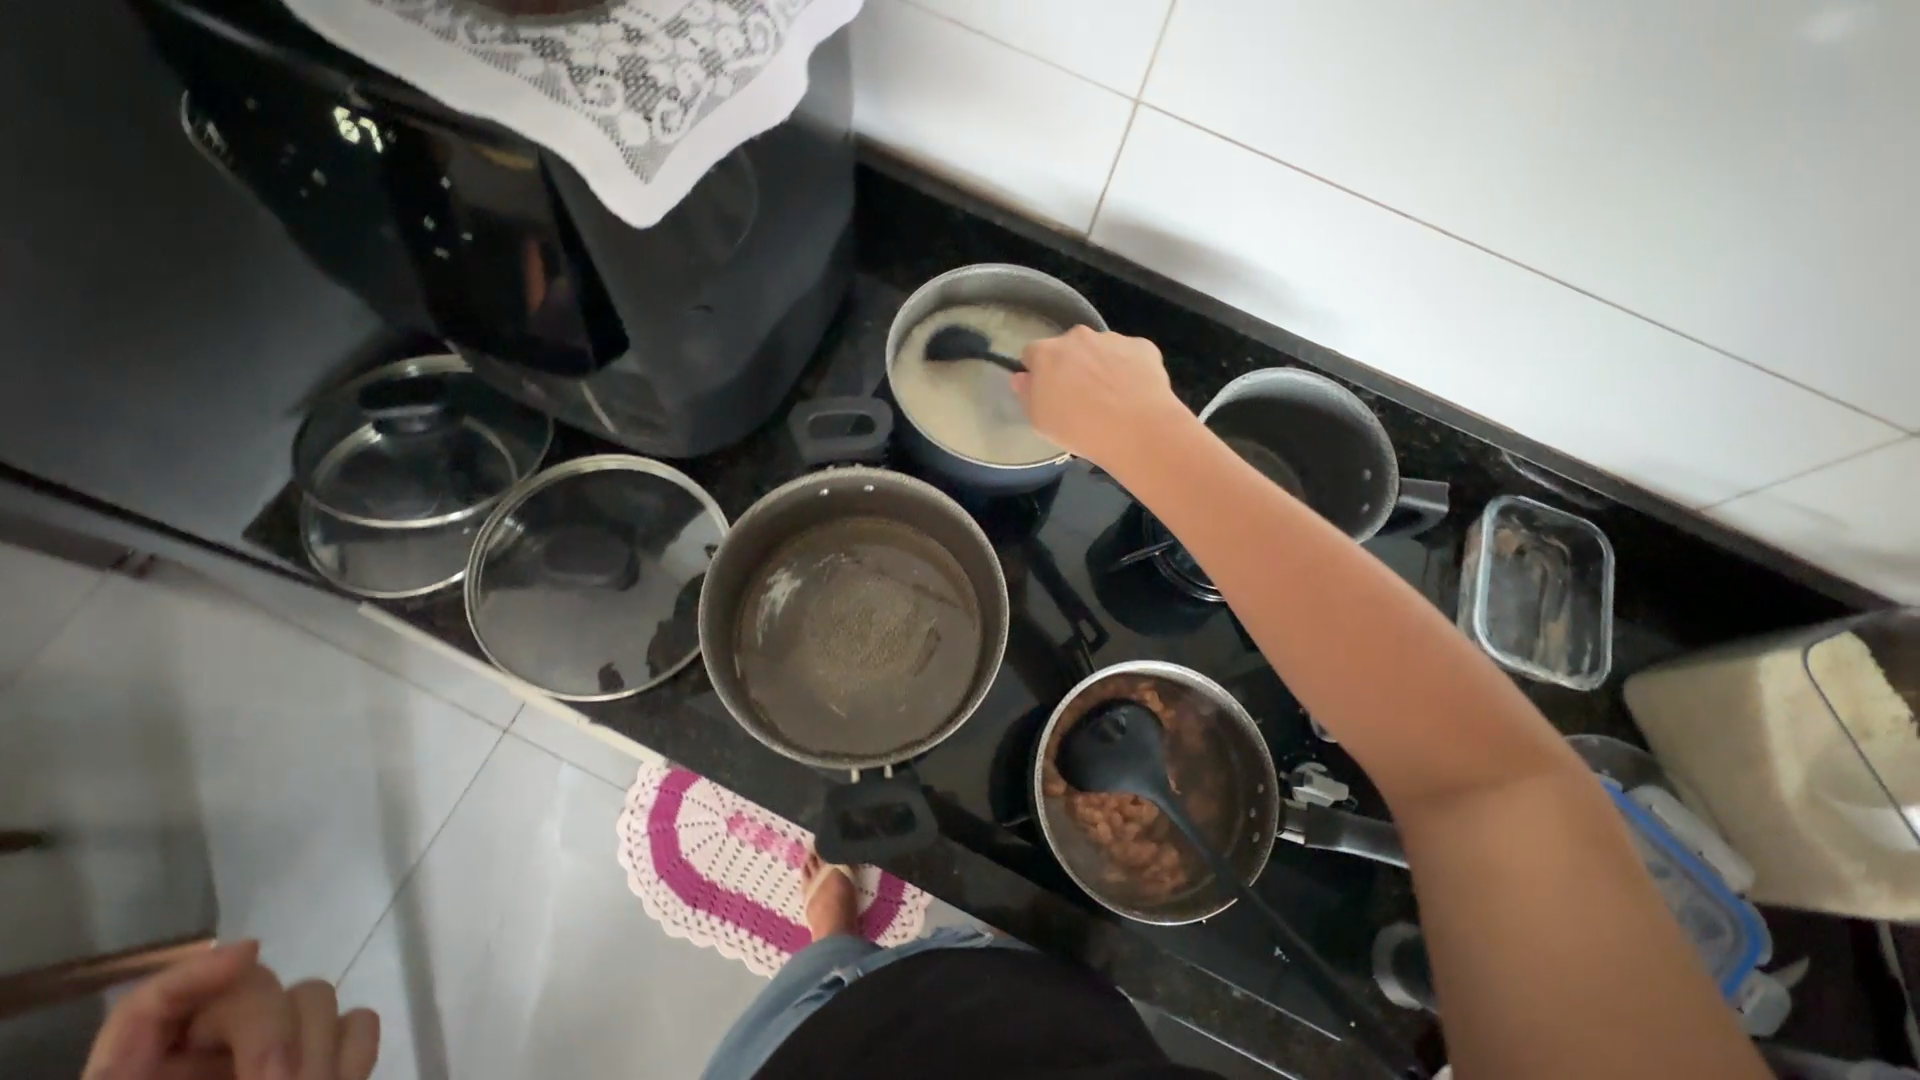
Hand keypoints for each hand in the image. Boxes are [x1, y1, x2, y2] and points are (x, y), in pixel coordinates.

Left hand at [82, 941, 379, 1079]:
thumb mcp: (126, 1079)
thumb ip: (151, 1019)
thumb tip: (247, 949)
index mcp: (149, 1062)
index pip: (157, 1000)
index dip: (195, 971)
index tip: (249, 954)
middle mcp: (211, 1047)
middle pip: (256, 989)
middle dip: (277, 1035)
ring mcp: (279, 1052)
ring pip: (317, 1001)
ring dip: (319, 1048)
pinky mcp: (332, 1061)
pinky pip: (359, 1026)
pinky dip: (352, 1052)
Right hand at [1010, 326, 1194, 471]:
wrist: (1136, 430)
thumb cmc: (1079, 429)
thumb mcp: (1040, 421)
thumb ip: (1027, 394)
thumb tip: (1022, 377)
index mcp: (1047, 353)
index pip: (1032, 354)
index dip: (1038, 373)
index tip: (1048, 392)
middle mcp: (1078, 337)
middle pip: (1068, 348)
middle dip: (1071, 366)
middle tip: (1081, 397)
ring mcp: (1113, 339)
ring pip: (1101, 349)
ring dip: (1101, 366)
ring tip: (1112, 398)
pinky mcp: (1143, 346)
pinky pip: (1131, 354)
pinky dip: (1130, 368)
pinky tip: (1135, 393)